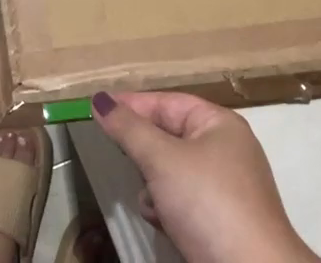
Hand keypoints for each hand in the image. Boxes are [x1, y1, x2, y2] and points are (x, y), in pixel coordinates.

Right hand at [92, 91, 320, 262]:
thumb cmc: (207, 204)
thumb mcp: (161, 159)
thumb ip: (128, 128)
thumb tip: (100, 99)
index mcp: (219, 125)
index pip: (166, 102)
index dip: (131, 104)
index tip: (96, 108)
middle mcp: (224, 150)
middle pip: (167, 136)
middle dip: (143, 152)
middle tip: (121, 156)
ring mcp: (223, 188)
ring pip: (170, 171)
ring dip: (153, 185)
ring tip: (152, 202)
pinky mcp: (219, 221)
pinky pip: (181, 200)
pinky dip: (167, 208)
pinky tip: (163, 222)